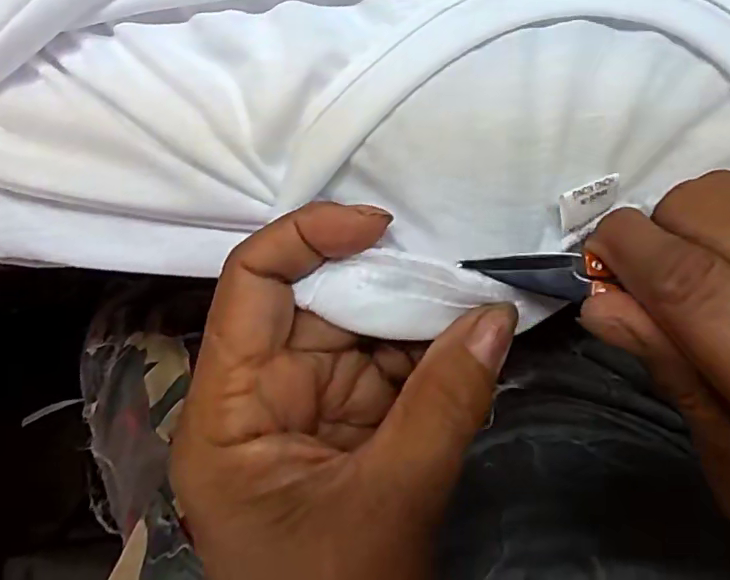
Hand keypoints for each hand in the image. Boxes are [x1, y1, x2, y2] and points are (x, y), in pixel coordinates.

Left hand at [170, 202, 517, 578]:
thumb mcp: (387, 502)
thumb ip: (445, 402)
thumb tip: (496, 315)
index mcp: (233, 408)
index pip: (253, 283)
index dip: (309, 236)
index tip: (380, 226)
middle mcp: (265, 391)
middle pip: (317, 297)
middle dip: (384, 276)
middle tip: (450, 265)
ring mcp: (311, 402)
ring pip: (362, 323)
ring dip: (417, 307)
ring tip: (470, 291)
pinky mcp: (352, 416)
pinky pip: (391, 357)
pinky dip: (430, 342)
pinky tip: (467, 328)